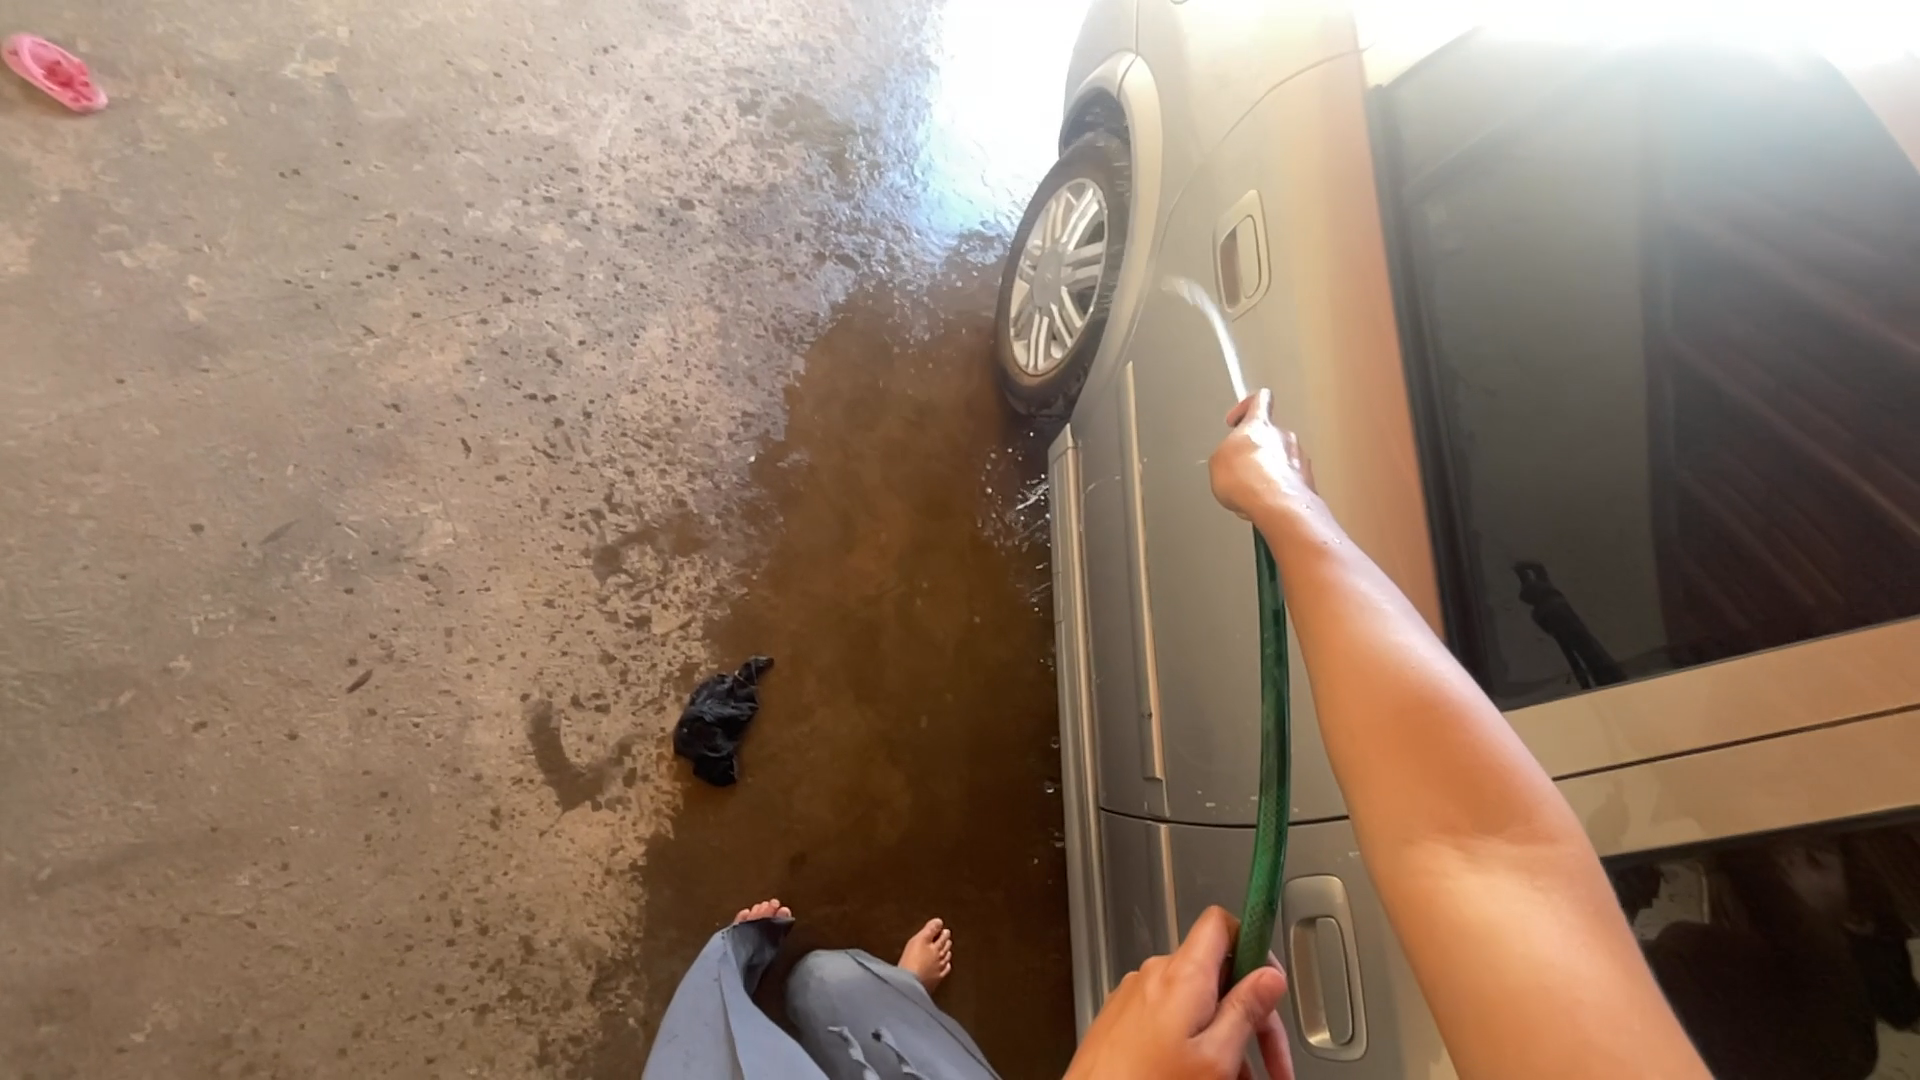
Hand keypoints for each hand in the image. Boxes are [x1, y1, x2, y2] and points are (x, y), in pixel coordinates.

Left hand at [1064, 907, 1293, 1079]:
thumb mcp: (1215, 1059)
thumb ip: (1244, 1011)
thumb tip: (1271, 974)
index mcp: (1183, 973)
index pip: (1220, 924)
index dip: (1252, 945)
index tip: (1273, 989)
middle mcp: (1157, 972)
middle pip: (1216, 973)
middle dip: (1250, 1018)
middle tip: (1275, 1070)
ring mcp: (1136, 992)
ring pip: (1196, 1003)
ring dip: (1225, 1040)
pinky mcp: (1124, 1015)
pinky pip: (1170, 1017)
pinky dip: (1195, 1043)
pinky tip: (1202, 1078)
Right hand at [1209, 389, 1313, 520]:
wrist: (1275, 505)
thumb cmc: (1248, 480)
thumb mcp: (1217, 462)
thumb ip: (1225, 453)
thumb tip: (1227, 459)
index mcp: (1259, 425)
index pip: (1260, 400)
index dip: (1246, 406)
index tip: (1236, 419)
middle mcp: (1283, 436)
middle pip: (1269, 435)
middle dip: (1254, 451)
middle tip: (1240, 466)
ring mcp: (1298, 457)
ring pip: (1281, 458)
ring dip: (1267, 470)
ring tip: (1251, 488)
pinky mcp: (1306, 479)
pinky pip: (1289, 478)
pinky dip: (1278, 486)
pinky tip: (1264, 500)